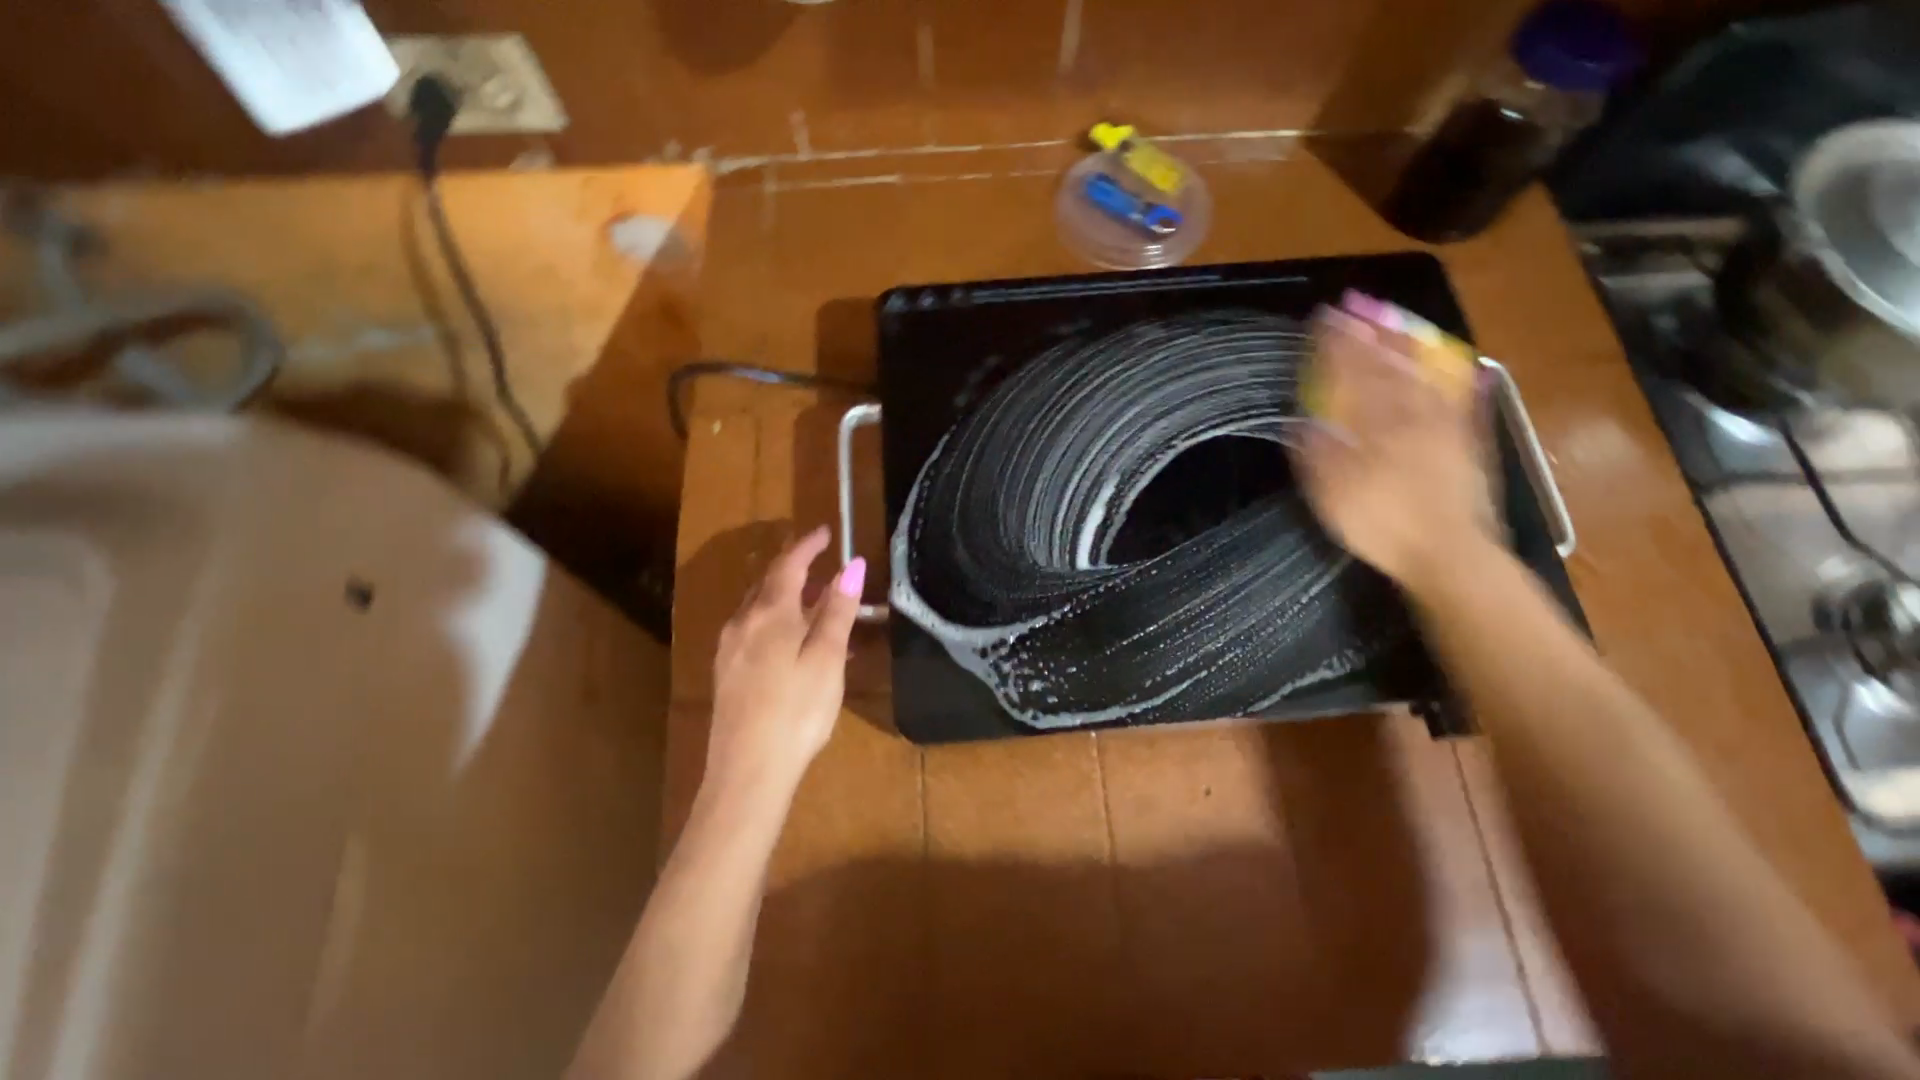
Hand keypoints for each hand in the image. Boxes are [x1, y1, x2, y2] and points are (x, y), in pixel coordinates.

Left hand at [707, 526, 864, 798]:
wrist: (747, 770)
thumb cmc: (797, 712)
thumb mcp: (827, 660)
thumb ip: (837, 611)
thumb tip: (852, 565)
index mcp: (769, 614)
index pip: (789, 565)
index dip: (808, 545)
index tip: (827, 532)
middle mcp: (742, 623)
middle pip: (768, 583)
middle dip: (795, 568)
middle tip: (820, 562)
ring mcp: (729, 650)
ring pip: (758, 608)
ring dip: (785, 596)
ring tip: (813, 603)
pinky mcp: (726, 674)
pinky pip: (753, 632)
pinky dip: (776, 622)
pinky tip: (792, 644)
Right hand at [1291, 307, 1497, 594]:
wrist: (1450, 554)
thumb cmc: (1383, 525)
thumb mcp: (1332, 493)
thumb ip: (1317, 453)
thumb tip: (1301, 421)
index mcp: (1374, 424)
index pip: (1350, 374)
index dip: (1337, 345)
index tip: (1326, 317)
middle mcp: (1410, 415)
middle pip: (1387, 368)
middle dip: (1370, 336)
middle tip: (1359, 305)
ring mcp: (1445, 428)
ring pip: (1424, 378)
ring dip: (1408, 349)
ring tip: (1397, 325)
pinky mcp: (1469, 447)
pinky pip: (1465, 406)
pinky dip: (1463, 385)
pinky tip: (1467, 370)